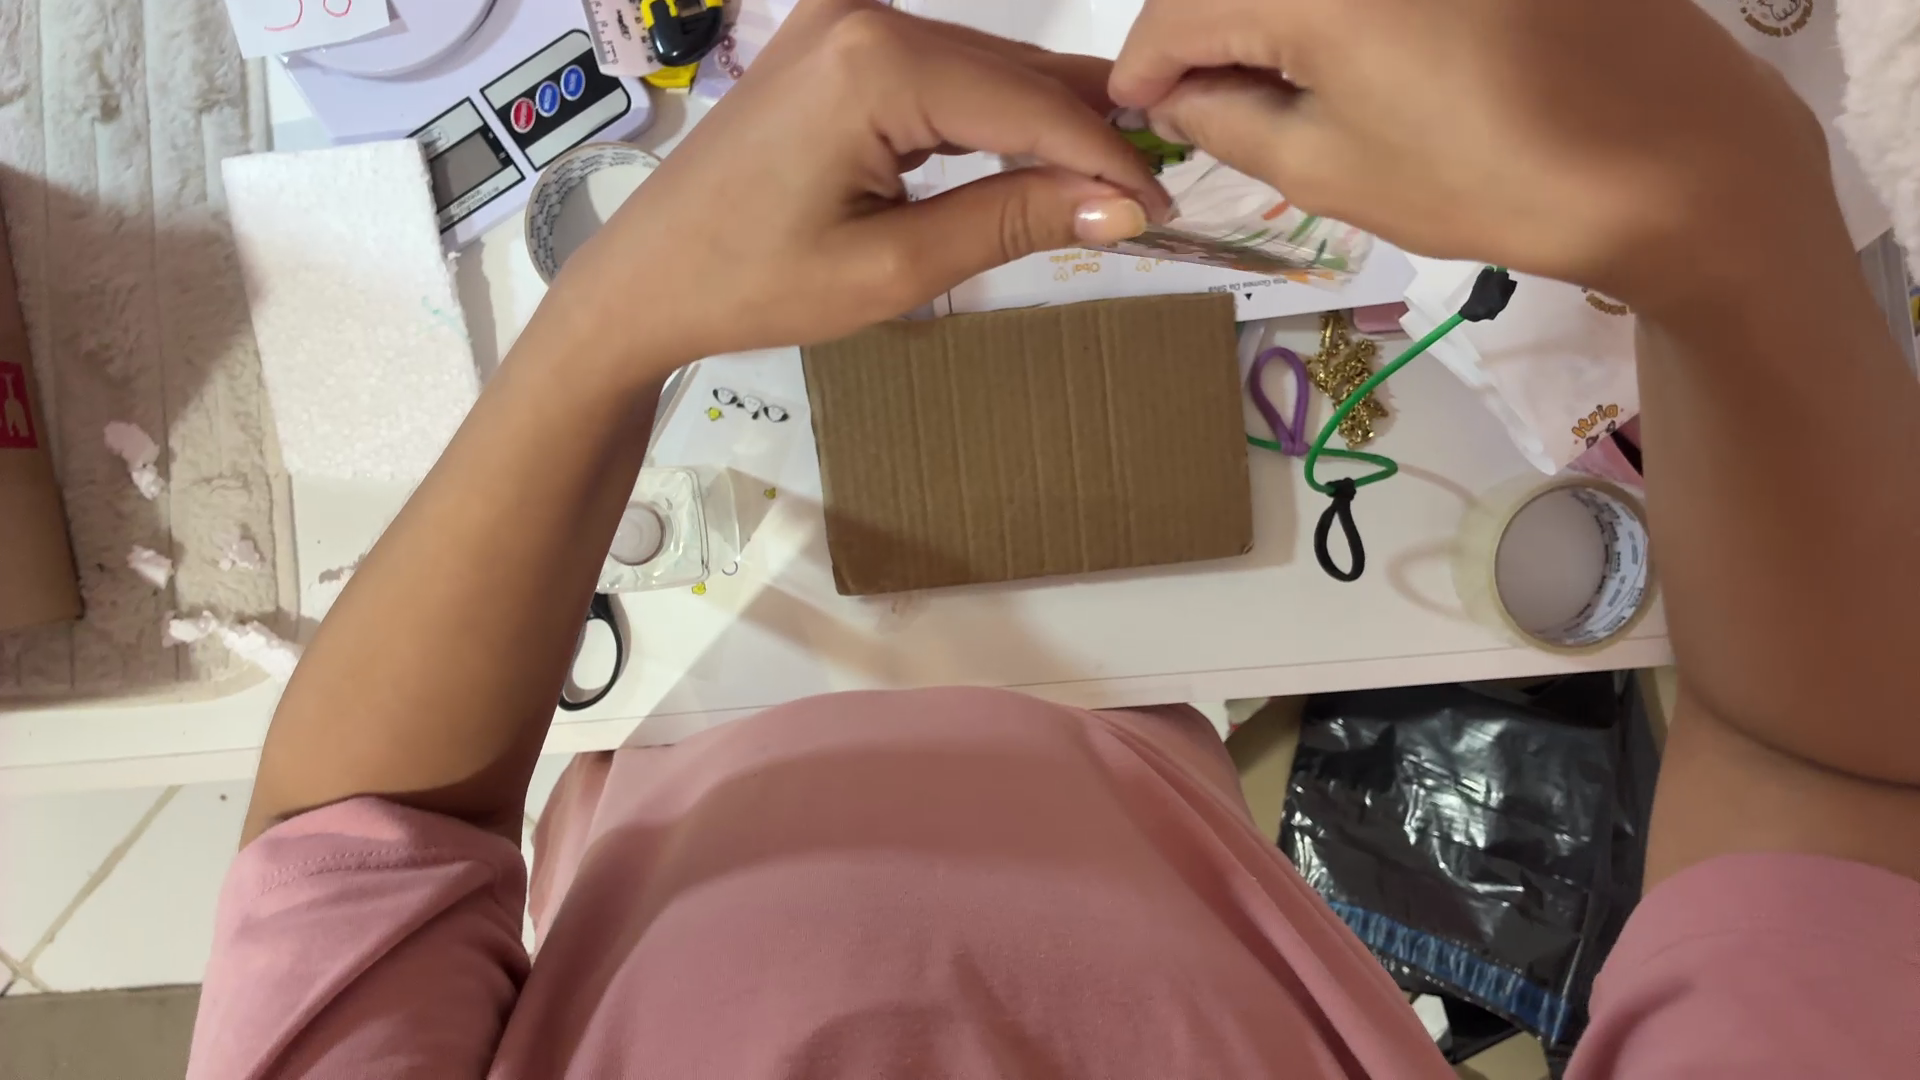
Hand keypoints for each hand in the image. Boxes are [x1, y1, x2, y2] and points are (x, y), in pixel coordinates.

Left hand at [553, 0, 1168, 369]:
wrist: (652, 278)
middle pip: (1012, 73)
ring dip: (1048, 124)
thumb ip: (1006, 222)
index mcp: (878, 63)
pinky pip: (942, 79)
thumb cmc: (758, 286)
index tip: (1162, 204)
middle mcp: (868, 16)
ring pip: (983, 73)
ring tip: (1114, 175)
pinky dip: (995, 120)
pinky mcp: (837, 50)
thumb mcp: (894, 268)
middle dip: (1087, 134)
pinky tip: (1035, 152)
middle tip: (1155, 188)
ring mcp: (848, 24)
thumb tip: (1115, 206)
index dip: (1104, 158)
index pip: (1028, 105)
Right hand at [1110, 0, 1853, 310]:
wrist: (1657, 155)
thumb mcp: (1320, 167)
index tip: (1134, 114)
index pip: (1179, 8)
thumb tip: (1172, 91)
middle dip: (1190, 36)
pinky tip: (1318, 49)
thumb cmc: (1471, 180)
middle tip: (1190, 103)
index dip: (1141, 66)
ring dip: (1250, 18)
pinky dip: (1313, 8)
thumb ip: (1224, 118)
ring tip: (1253, 83)